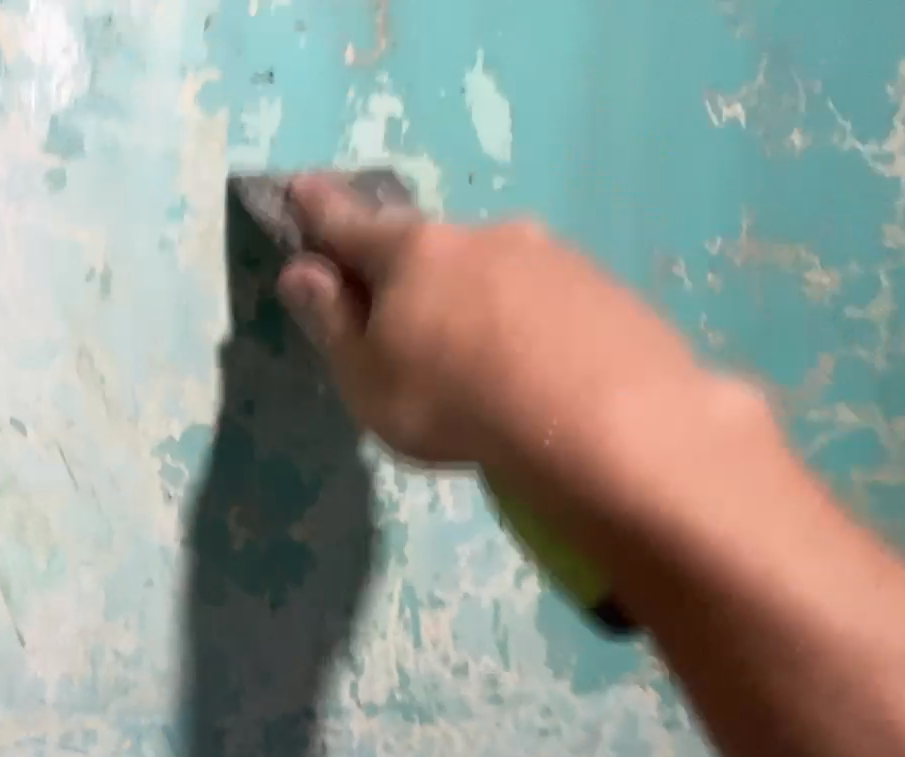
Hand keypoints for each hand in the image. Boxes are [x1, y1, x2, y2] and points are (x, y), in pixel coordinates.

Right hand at [274, 174, 730, 473]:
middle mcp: (481, 236)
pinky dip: (511, 317)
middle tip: (383, 307)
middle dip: (395, 269)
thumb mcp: (363, 373)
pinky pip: (532, 295)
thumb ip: (330, 319)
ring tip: (457, 353)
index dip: (319, 209)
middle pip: (421, 247)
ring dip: (458, 296)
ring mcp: (550, 256)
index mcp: (412, 253)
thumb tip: (300, 270)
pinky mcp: (600, 288)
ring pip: (482, 270)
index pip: (349, 223)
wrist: (605, 422)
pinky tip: (516, 362)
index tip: (301, 186)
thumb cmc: (449, 400)